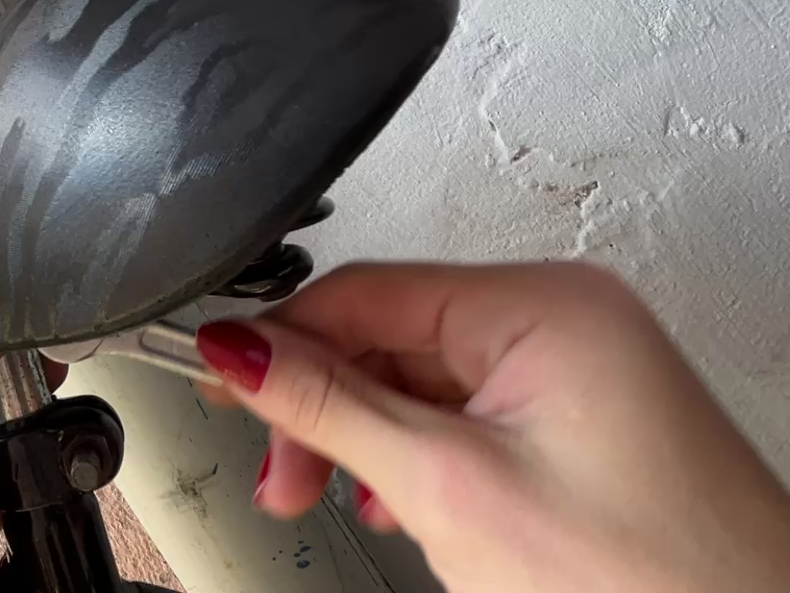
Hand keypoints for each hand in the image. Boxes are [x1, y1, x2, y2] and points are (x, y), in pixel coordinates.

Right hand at [196, 261, 789, 592]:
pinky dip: (403, 452)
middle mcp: (558, 322)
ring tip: (323, 493)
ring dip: (354, 435)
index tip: (222, 371)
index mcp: (544, 306)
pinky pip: (449, 412)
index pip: (364, 292)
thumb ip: (328, 405)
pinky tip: (388, 497)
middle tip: (278, 467)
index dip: (282, 336)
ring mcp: (566, 374)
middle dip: (319, 404)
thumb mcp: (448, 489)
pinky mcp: (568, 424)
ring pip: (409, 379)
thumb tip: (238, 349)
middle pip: (383, 337)